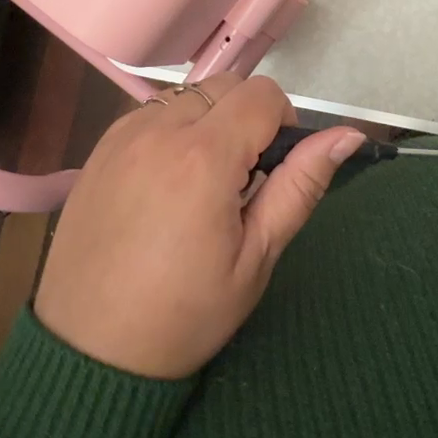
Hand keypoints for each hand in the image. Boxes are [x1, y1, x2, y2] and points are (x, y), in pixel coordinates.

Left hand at [34, 73, 364, 379]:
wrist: (89, 351)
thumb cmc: (184, 314)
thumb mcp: (256, 256)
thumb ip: (300, 185)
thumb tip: (347, 135)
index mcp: (204, 156)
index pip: (263, 95)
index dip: (283, 125)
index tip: (273, 171)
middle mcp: (159, 129)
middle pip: (225, 87)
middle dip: (247, 119)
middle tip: (241, 181)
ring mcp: (122, 135)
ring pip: (187, 95)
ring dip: (208, 121)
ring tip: (201, 184)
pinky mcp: (99, 149)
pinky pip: (151, 113)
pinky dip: (172, 130)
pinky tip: (166, 183)